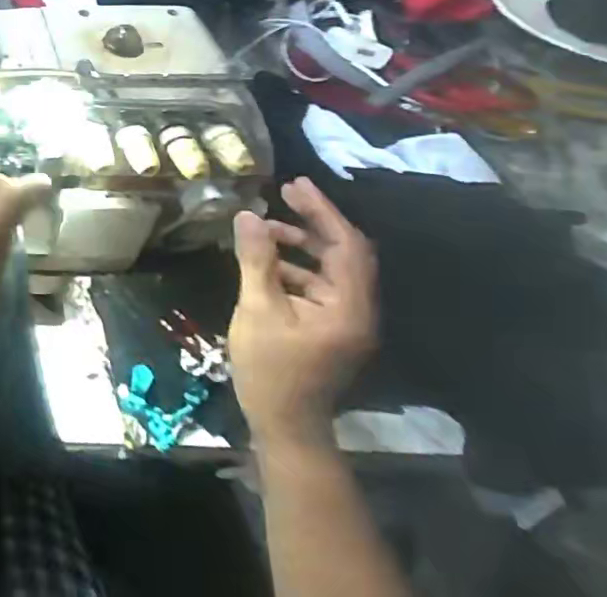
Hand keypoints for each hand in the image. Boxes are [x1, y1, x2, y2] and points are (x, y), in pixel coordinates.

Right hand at [228, 178, 377, 451]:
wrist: (284, 421)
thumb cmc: (271, 367)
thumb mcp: (258, 308)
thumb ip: (256, 259)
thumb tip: (248, 215)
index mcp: (350, 307)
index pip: (347, 246)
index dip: (323, 211)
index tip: (294, 185)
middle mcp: (358, 310)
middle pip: (345, 253)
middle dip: (315, 221)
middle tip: (282, 194)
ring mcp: (346, 320)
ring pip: (330, 268)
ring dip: (301, 245)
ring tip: (264, 229)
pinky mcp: (331, 327)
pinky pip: (319, 285)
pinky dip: (295, 267)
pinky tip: (265, 263)